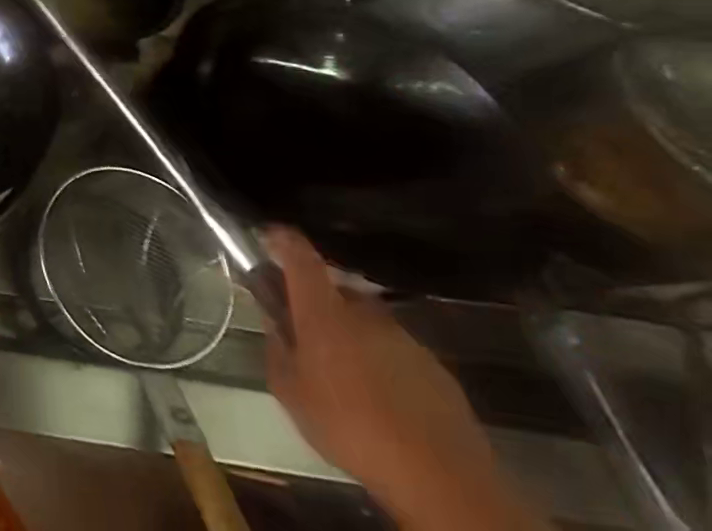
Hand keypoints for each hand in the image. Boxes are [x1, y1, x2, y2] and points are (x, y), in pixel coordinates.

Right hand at [263, 228, 546, 530]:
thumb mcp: (289, 391)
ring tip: (337, 369)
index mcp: (324, 315)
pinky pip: (394, 350)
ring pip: (365, 321)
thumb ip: (277, 349)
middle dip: (314, 300)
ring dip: (347, 332)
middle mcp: (366, 316)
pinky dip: (377, 359)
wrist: (442, 479)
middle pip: (334, 290)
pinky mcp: (435, 368)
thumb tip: (276, 325)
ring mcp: (406, 341)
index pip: (302, 259)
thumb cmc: (348, 427)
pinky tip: (374, 394)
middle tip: (299, 327)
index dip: (283, 239)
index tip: (269, 233)